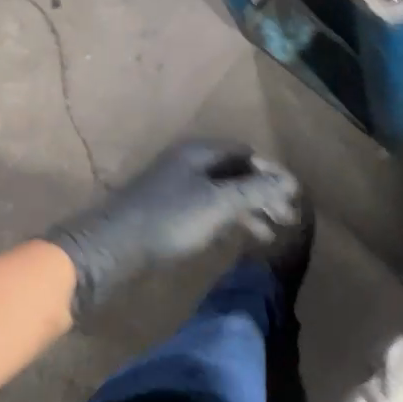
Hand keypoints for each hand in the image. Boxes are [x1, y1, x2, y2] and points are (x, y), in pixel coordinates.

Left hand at [41, 141, 300, 309]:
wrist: (109, 250)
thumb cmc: (168, 220)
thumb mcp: (218, 203)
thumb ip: (255, 190)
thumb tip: (289, 182)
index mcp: (201, 151)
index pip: (248, 153)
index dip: (272, 173)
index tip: (293, 196)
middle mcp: (189, 163)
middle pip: (237, 173)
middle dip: (264, 194)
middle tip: (288, 218)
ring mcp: (176, 188)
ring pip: (223, 193)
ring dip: (249, 210)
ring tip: (271, 234)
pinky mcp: (166, 213)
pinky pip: (209, 209)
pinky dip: (228, 220)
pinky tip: (237, 237)